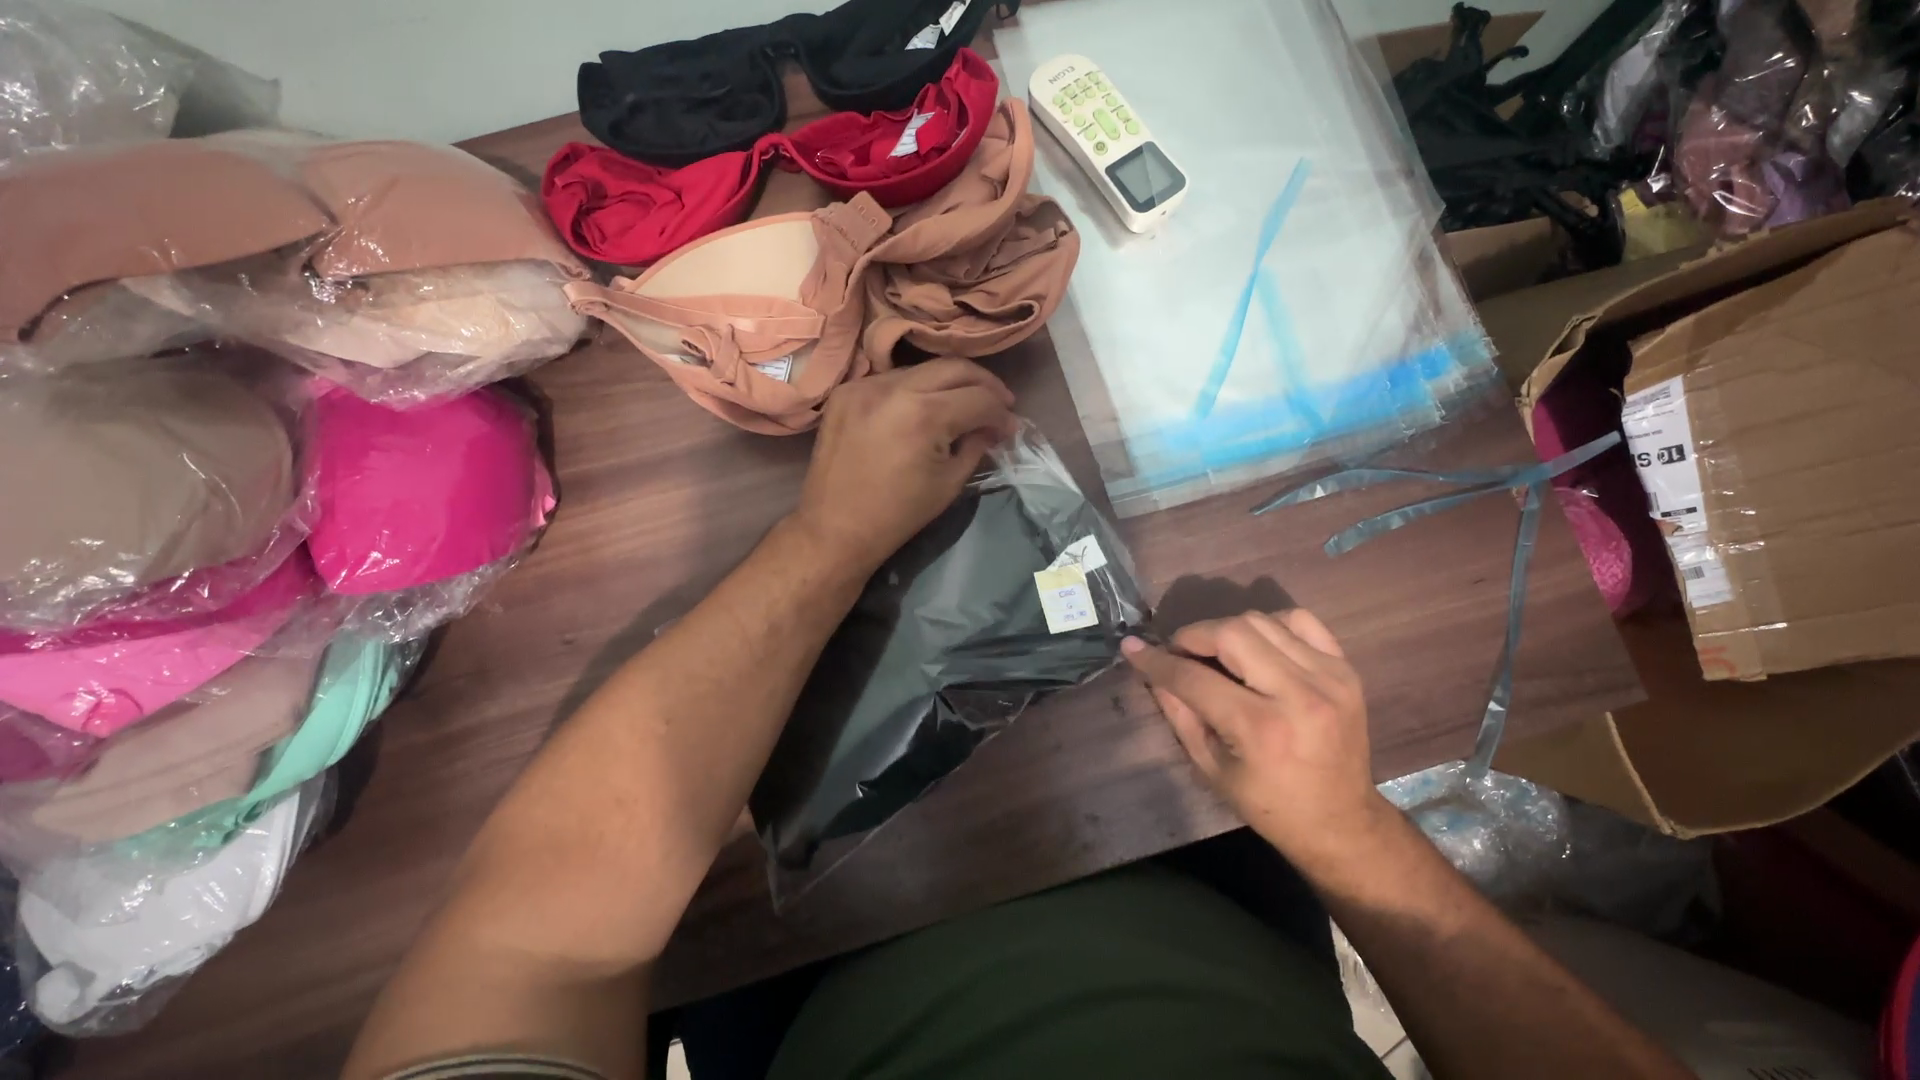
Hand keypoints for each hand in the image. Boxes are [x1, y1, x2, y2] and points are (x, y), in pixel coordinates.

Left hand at [793, 359, 1018, 570]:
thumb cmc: (898, 514)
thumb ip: (977, 445)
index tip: (1010, 428)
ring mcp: (865, 385)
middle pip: (954, 367)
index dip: (1002, 413)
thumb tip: (994, 427)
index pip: (979, 398)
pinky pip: (891, 379)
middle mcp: (895, 388)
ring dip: (949, 383)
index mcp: (925, 414)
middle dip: (984, 384)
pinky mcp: (846, 392)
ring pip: (922, 369)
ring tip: (962, 404)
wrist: (835, 527)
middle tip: (999, 403)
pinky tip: (923, 407)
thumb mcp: (950, 482)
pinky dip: (914, 388)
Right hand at [1120, 610, 1398, 875]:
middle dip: (1193, 635)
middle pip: (1232, 632)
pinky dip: (1271, 625)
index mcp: (1260, 729)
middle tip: (1179, 652)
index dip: (1157, 661)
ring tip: (1217, 653)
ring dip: (1228, 630)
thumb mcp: (1210, 767)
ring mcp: (1328, 678)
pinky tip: (1259, 648)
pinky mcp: (1346, 670)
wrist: (1340, 821)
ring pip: (1263, 621)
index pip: (1194, 677)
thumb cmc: (1268, 804)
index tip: (1135, 650)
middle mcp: (1297, 694)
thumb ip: (1179, 713)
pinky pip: (1302, 622)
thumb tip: (1151, 669)